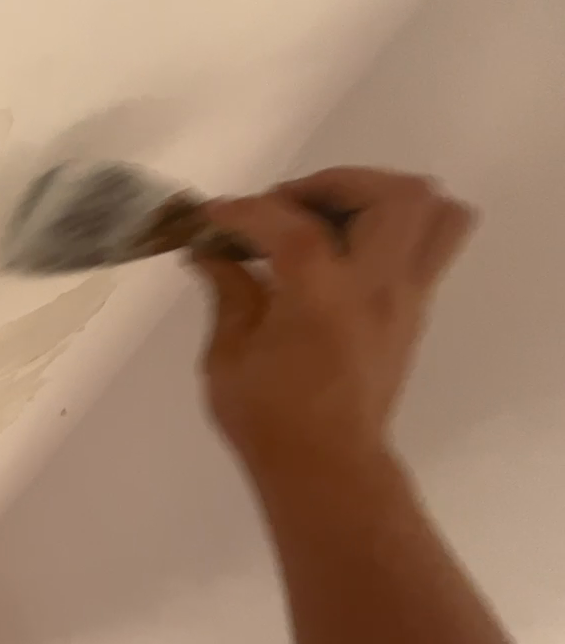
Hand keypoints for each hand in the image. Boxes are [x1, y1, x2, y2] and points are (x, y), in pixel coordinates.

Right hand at [191, 167, 475, 482]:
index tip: (210, 212)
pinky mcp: (415, 305)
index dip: (247, 210)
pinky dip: (389, 224)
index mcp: (321, 303)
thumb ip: (229, 293)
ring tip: (320, 216)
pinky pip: (430, 240)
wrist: (323, 458)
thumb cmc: (263, 414)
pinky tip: (337, 249)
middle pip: (394, 195)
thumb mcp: (227, 354)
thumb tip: (210, 253)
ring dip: (377, 196)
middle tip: (281, 206)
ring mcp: (408, 295)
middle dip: (332, 184)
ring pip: (433, 209)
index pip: (293, 229)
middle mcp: (379, 288)